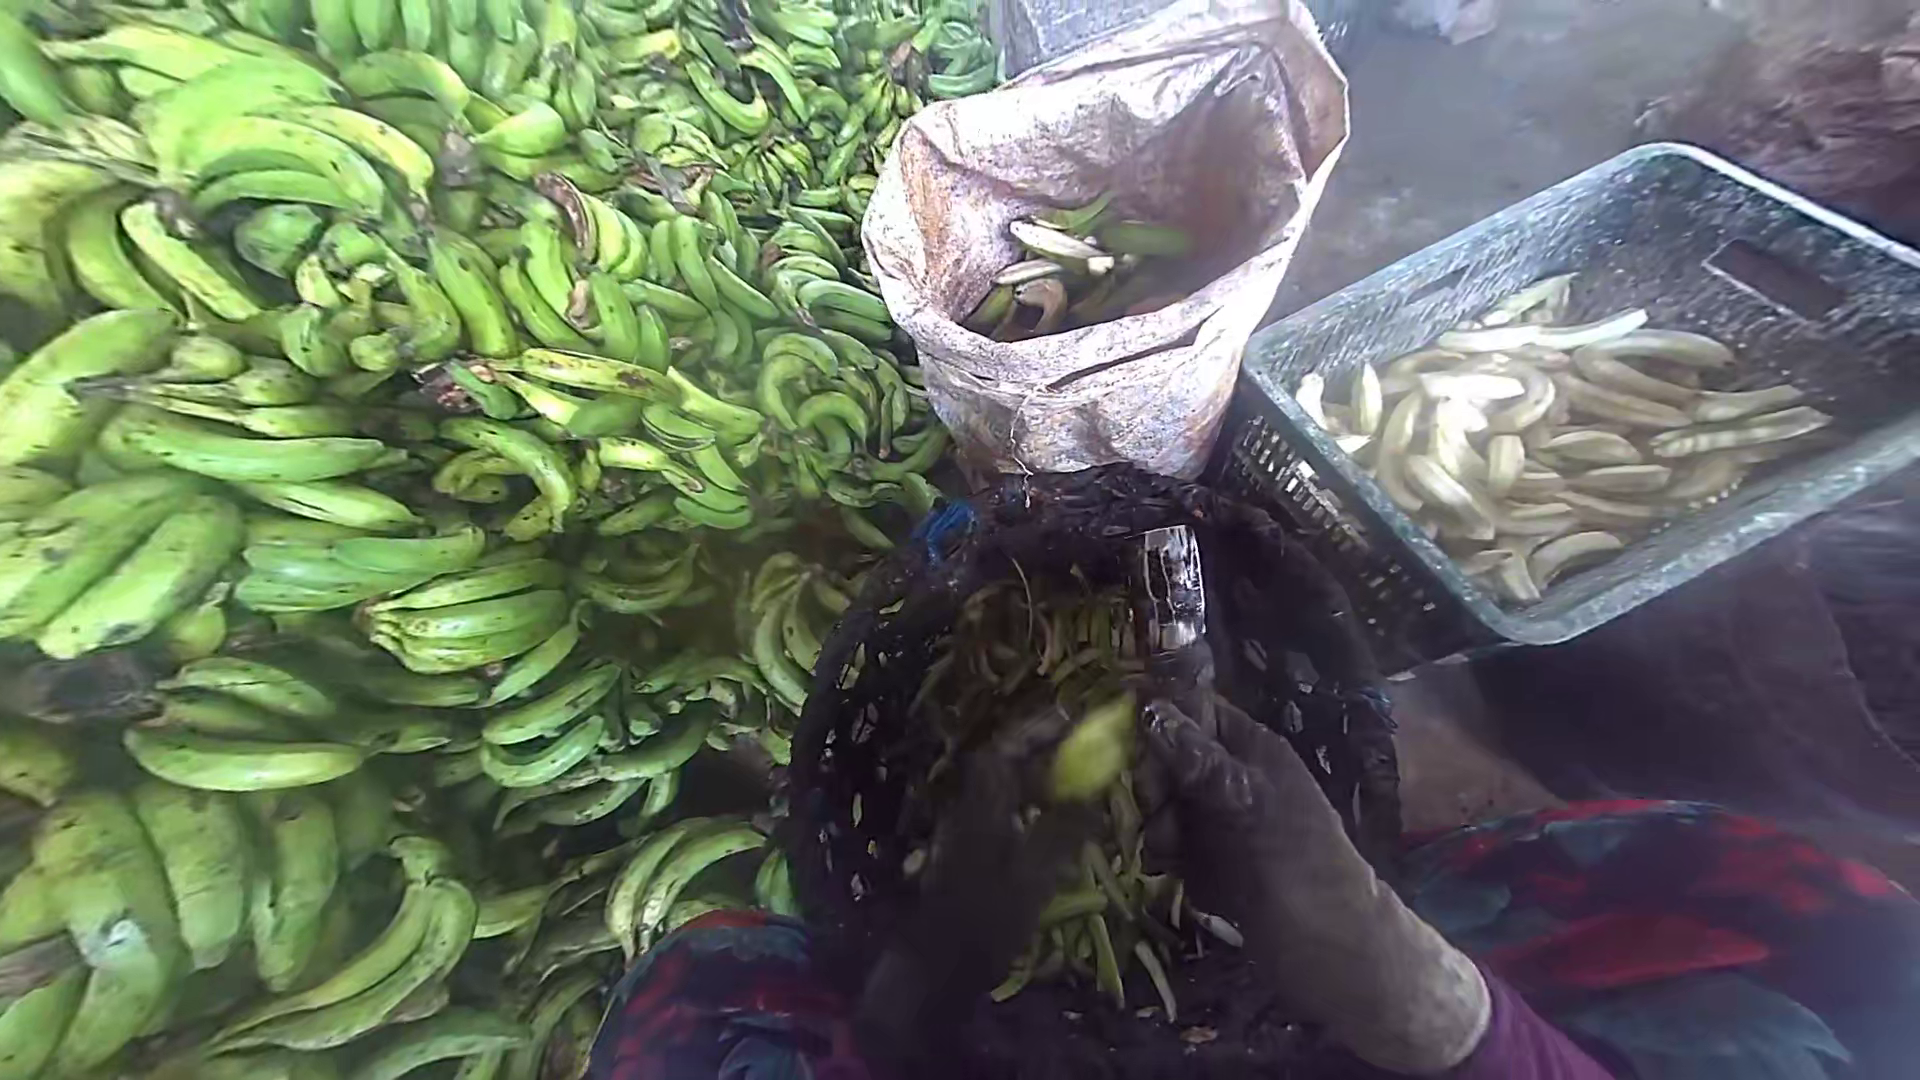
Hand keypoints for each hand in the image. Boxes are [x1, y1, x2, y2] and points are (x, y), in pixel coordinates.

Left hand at [854, 701, 1093, 1070]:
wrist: (938, 965)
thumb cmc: (985, 915)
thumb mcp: (1032, 875)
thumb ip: (1062, 831)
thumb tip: (1095, 798)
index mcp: (983, 800)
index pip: (1008, 747)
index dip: (1038, 730)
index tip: (1070, 720)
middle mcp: (973, 803)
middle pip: (1008, 762)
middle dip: (1044, 751)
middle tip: (1083, 751)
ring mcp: (970, 825)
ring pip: (1008, 786)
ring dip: (1040, 778)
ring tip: (1077, 781)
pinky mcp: (973, 847)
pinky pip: (1007, 810)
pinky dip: (1032, 806)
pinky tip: (1054, 822)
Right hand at [1139, 697, 1490, 1074]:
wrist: (1338, 962)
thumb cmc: (1301, 866)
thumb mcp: (1248, 802)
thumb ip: (1197, 757)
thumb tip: (1149, 709)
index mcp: (1247, 747)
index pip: (1192, 707)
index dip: (1157, 710)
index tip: (1124, 730)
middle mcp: (1228, 774)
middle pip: (1165, 751)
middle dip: (1151, 776)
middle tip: (1154, 804)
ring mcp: (1216, 815)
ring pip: (1160, 795)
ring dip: (1153, 818)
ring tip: (1167, 847)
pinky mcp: (1206, 854)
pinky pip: (1165, 834)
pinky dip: (1160, 848)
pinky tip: (1168, 866)